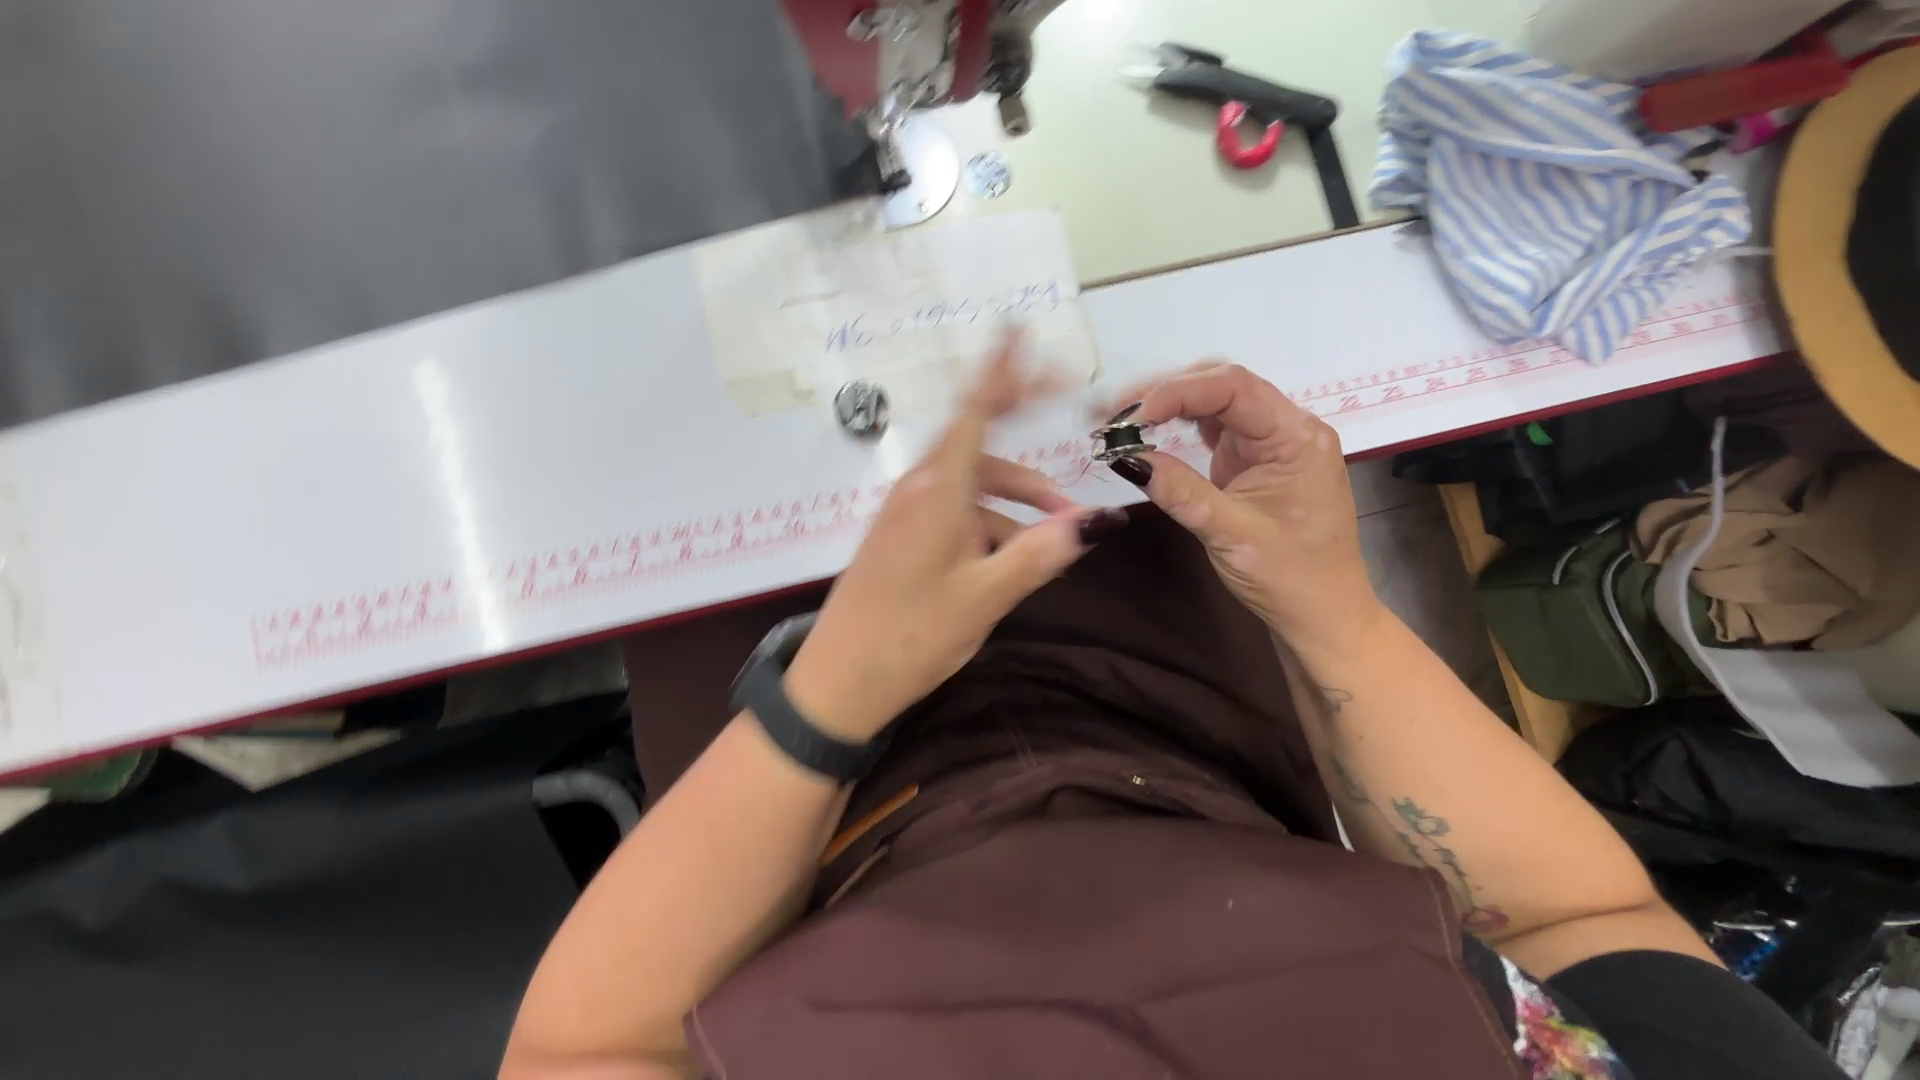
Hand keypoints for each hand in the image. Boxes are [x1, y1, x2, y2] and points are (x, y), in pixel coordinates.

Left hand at [783, 337, 1124, 741]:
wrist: (837, 682)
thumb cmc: (910, 636)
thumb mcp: (985, 597)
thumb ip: (1041, 554)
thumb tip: (1099, 521)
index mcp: (937, 492)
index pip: (975, 412)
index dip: (1000, 370)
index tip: (1020, 332)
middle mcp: (919, 490)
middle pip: (979, 444)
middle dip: (1025, 436)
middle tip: (1065, 412)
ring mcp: (906, 514)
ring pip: (972, 484)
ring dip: (1015, 497)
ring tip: (1058, 527)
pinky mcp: (901, 538)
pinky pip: (955, 512)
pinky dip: (990, 521)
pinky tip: (1015, 554)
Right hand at [1102, 361, 1383, 649]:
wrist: (1322, 614)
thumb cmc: (1288, 577)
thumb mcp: (1229, 534)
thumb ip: (1179, 491)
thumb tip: (1125, 458)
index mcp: (1296, 438)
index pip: (1233, 388)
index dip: (1178, 392)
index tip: (1132, 418)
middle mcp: (1288, 428)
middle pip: (1223, 385)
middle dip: (1168, 391)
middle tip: (1117, 413)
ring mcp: (1272, 442)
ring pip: (1217, 402)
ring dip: (1170, 405)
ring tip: (1125, 420)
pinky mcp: (1256, 459)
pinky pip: (1217, 427)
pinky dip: (1181, 425)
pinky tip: (1151, 430)